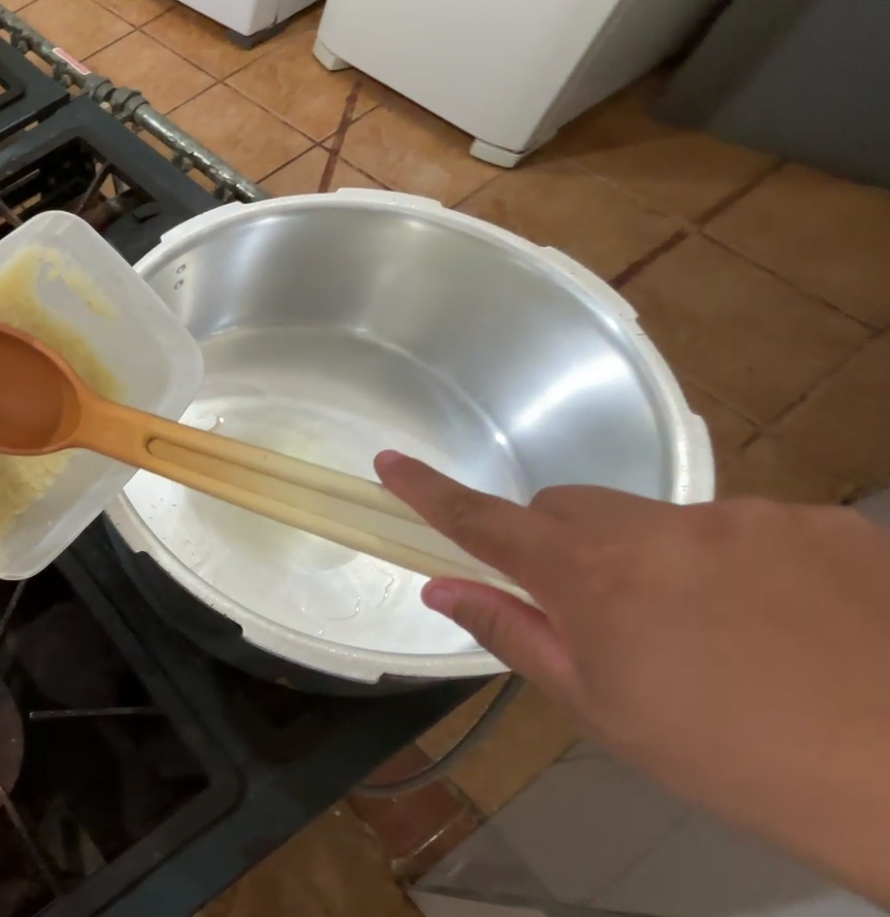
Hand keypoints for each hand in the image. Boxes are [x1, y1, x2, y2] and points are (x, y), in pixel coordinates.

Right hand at [378, 452, 889, 901]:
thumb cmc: (730, 757)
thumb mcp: (600, 709)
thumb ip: (514, 633)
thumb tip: (442, 588)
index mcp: (592, 573)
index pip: (486, 520)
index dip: (430, 492)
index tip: (390, 463)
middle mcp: (661, 526)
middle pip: (572, 507)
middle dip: (565, 543)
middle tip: (599, 608)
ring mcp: (751, 518)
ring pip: (663, 520)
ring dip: (662, 558)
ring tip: (723, 632)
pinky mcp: (829, 525)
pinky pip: (750, 528)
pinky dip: (744, 562)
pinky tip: (790, 621)